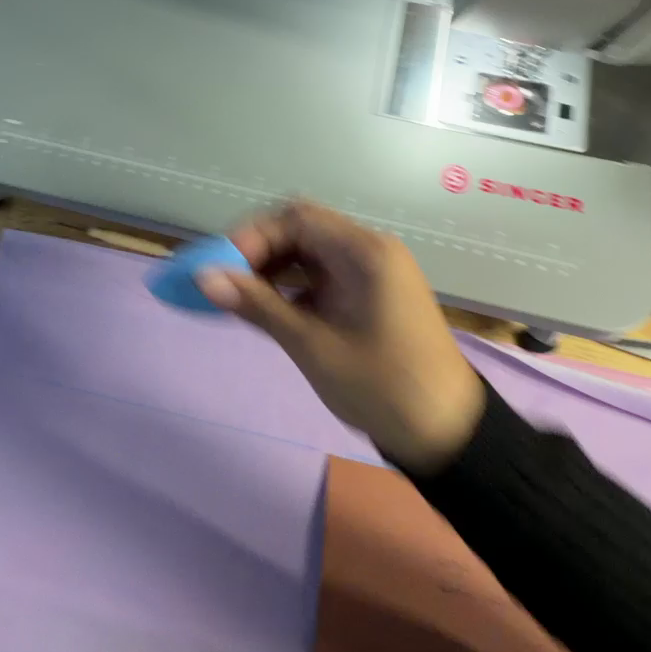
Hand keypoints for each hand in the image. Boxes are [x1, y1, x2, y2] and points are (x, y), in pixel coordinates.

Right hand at [195, 201, 485, 472]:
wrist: (447, 432)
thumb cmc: (381, 386)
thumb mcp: (311, 345)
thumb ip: (257, 305)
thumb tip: (203, 277)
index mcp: (364, 253)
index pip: (296, 218)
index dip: (251, 236)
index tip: (219, 268)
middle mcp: (369, 252)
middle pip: (300, 231)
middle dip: (256, 252)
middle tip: (222, 284)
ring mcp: (371, 274)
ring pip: (308, 254)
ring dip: (271, 270)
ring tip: (238, 300)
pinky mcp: (369, 296)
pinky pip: (321, 277)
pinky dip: (291, 288)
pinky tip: (267, 312)